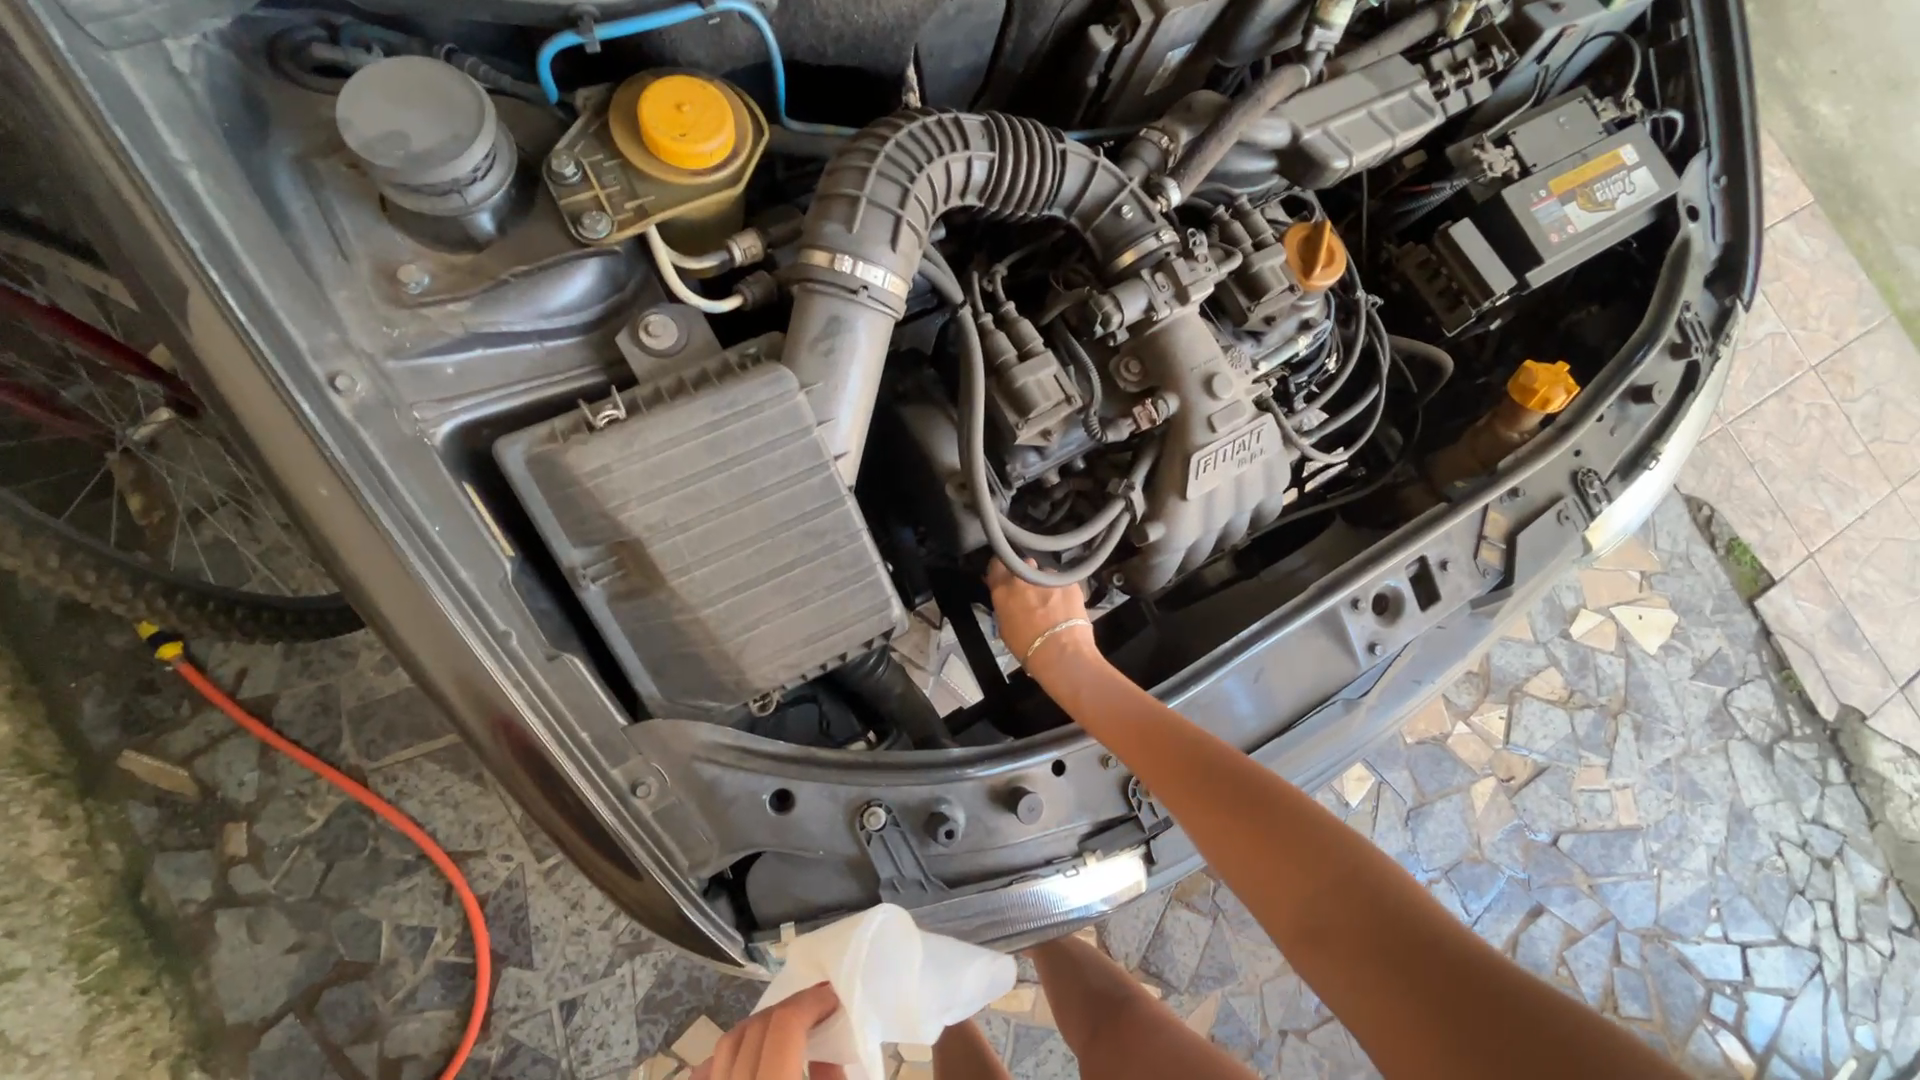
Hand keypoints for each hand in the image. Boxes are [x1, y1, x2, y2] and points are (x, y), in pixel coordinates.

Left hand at [691, 983, 845, 1079]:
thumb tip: (829, 1050)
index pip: (785, 1028)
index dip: (810, 1002)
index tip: (833, 997)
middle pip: (755, 1029)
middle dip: (788, 1009)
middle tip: (817, 1007)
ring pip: (725, 1045)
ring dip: (758, 1026)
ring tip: (786, 1029)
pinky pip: (704, 1073)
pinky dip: (724, 1057)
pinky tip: (746, 1059)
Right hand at [987, 558, 1100, 681]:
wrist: (1062, 652)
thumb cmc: (1027, 647)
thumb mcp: (1004, 627)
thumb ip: (1005, 605)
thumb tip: (1008, 600)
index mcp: (1003, 588)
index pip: (997, 564)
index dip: (1001, 570)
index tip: (1004, 576)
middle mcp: (1024, 576)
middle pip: (1022, 566)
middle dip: (1025, 575)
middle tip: (1030, 593)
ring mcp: (1048, 576)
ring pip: (1044, 574)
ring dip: (1045, 584)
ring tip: (1052, 602)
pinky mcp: (1069, 582)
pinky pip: (1062, 582)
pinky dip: (1062, 591)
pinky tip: (1066, 606)